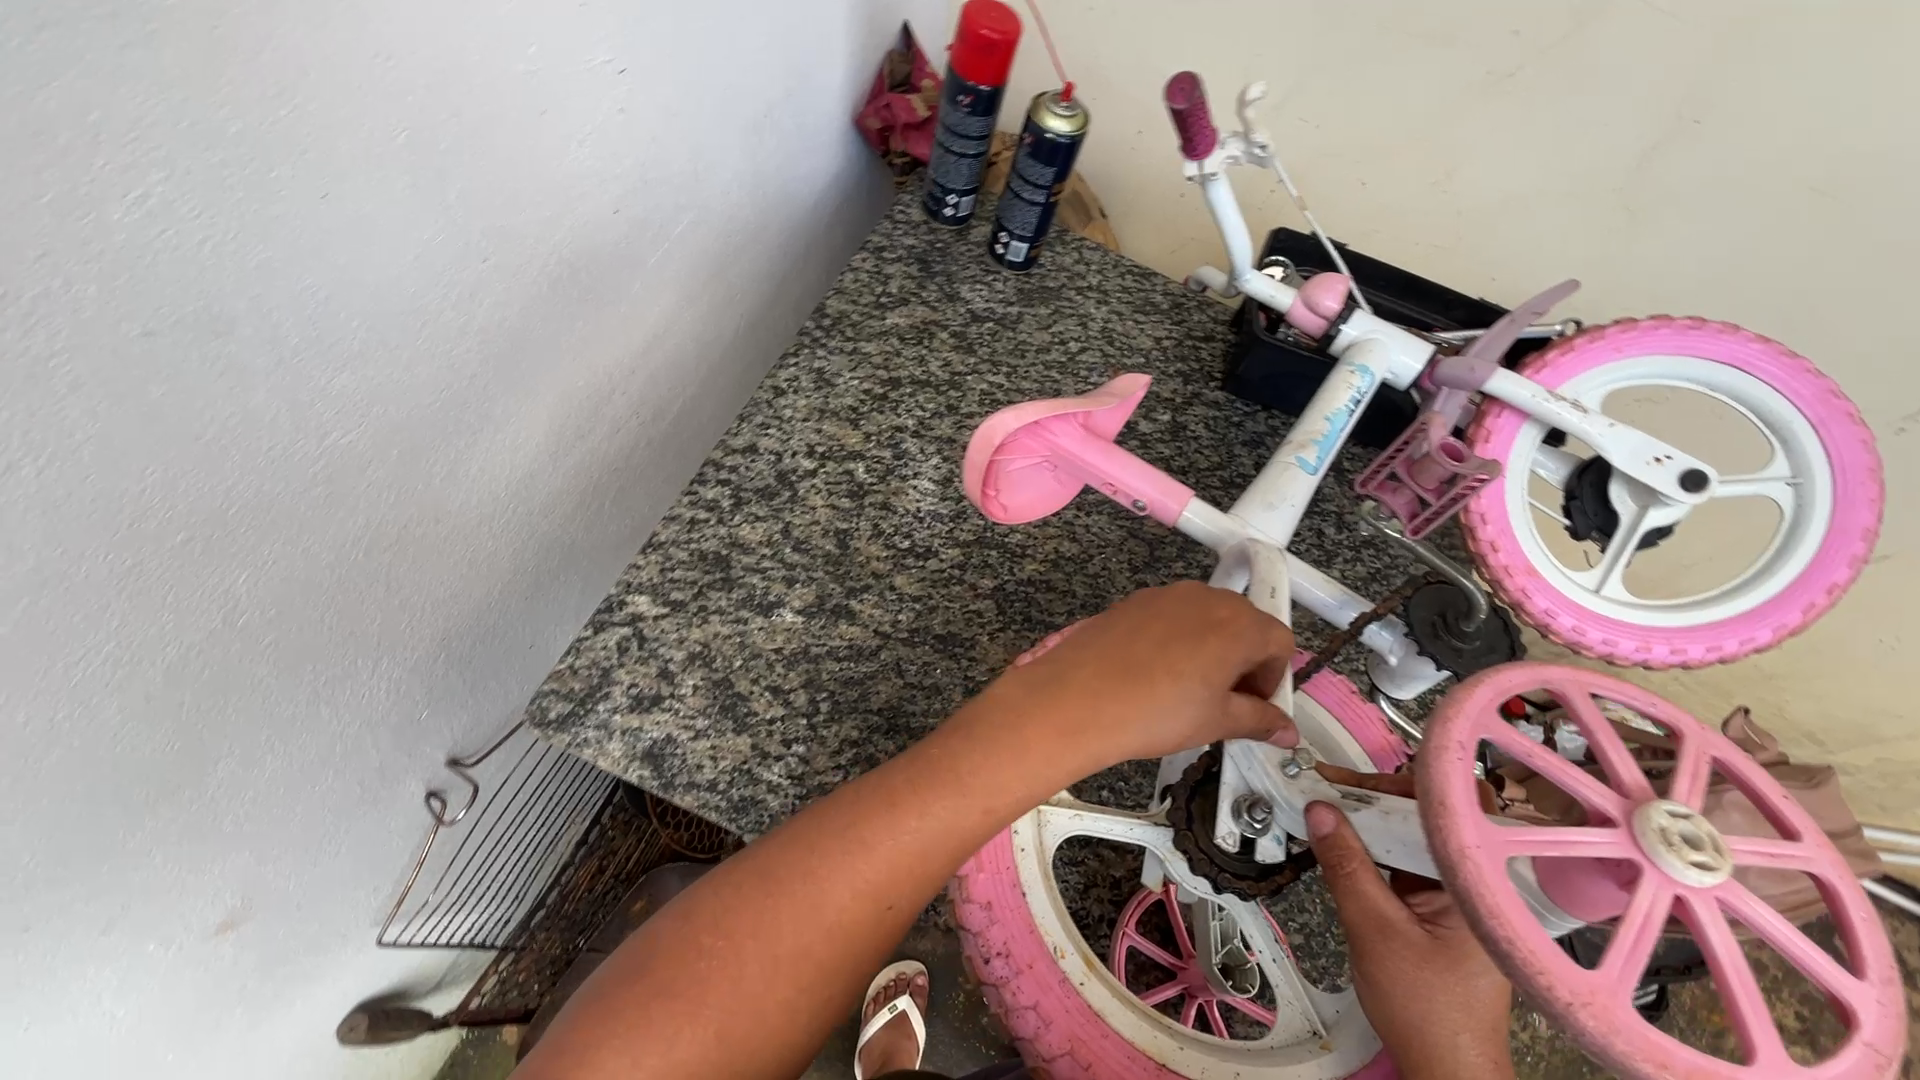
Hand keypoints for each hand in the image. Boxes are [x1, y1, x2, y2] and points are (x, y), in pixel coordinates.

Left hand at [967, 581, 1296, 772]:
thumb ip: (1259, 720)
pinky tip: (1154, 676)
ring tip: (1187, 692)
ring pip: (1205, 619)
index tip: (1256, 707)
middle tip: (1226, 702)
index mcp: (1239, 623)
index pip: (1280, 642)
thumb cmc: (1153, 711)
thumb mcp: (1215, 721)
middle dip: (1244, 662)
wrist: (1076, 699)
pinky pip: (1170, 617)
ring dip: (1210, 649)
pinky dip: (1176, 640)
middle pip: (1244, 624)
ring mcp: (1165, 595)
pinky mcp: (1132, 602)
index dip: (1273, 678)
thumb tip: (1285, 730)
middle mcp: (1205, 598)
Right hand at [1306, 796, 1514, 1079]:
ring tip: (1324, 807)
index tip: (1347, 779)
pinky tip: (1341, 841)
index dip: (1397, 784)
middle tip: (1325, 788)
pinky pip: (1404, 861)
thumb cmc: (1425, 1009)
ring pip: (1411, 837)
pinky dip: (1372, 848)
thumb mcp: (1375, 931)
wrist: (1445, 1069)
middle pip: (1426, 817)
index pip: (1447, 807)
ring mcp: (1458, 893)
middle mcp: (1476, 881)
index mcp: (1481, 883)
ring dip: (1368, 821)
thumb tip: (1319, 810)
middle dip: (1373, 798)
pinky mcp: (1438, 906)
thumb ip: (1346, 867)